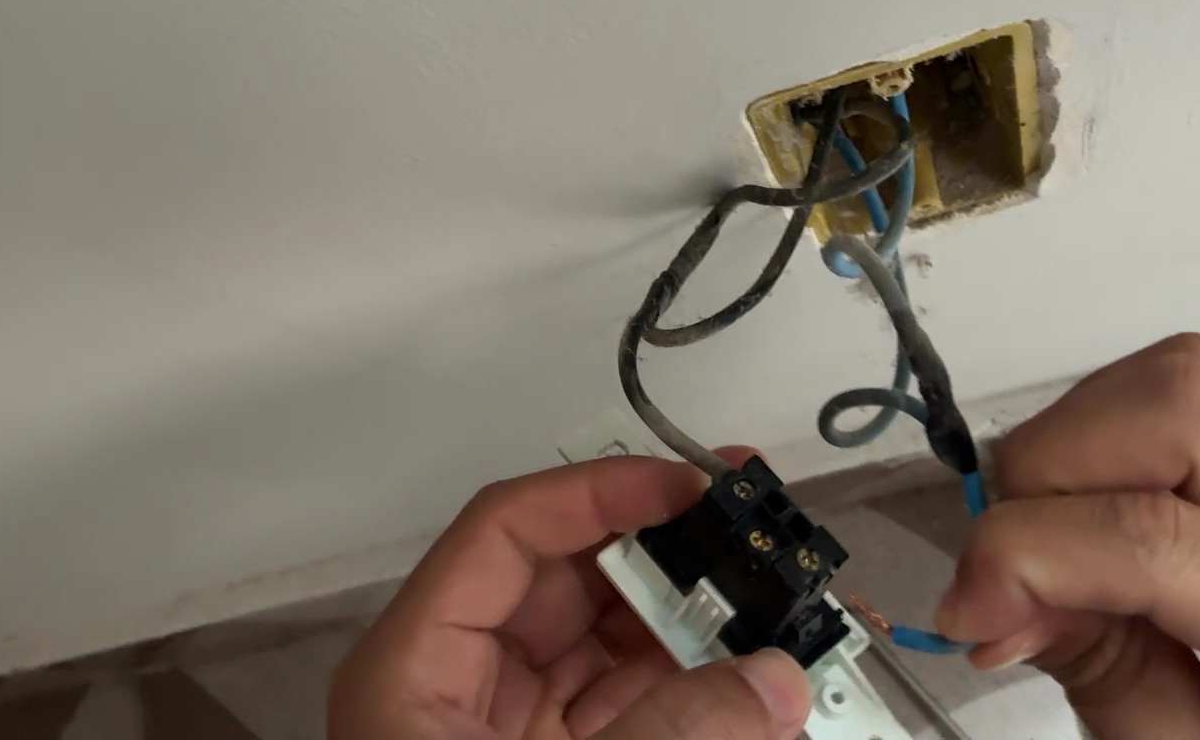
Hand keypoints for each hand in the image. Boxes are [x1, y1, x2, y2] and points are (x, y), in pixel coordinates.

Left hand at [329, 448, 811, 739]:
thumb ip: (667, 738)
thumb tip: (778, 677)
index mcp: (421, 662)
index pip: (507, 530)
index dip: (597, 491)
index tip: (686, 486)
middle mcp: (467, 673)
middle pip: (569, 574)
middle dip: (663, 545)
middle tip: (747, 515)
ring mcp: (519, 720)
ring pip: (611, 633)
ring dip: (691, 611)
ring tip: (772, 587)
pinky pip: (636, 697)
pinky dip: (695, 683)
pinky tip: (755, 669)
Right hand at [935, 333, 1199, 737]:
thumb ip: (1095, 671)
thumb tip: (984, 595)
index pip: (1156, 538)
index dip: (1025, 554)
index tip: (963, 609)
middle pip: (1178, 410)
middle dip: (1052, 467)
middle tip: (1014, 551)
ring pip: (1166, 380)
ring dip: (1069, 444)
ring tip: (1052, 533)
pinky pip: (1168, 390)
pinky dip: (1091, 432)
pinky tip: (1088, 507)